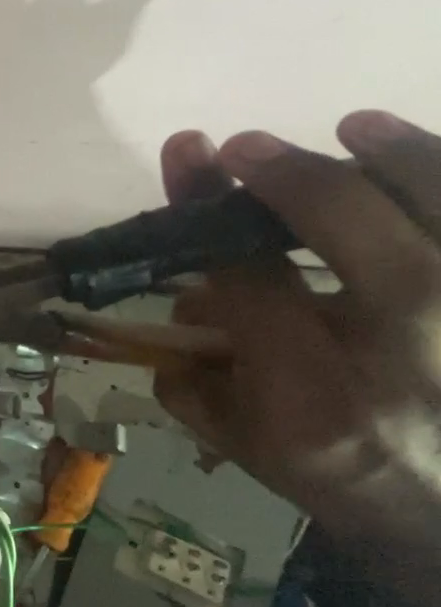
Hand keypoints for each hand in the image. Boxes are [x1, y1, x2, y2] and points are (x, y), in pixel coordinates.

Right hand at [154, 112, 440, 573]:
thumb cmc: (343, 479)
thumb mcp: (243, 439)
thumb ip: (194, 369)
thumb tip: (189, 290)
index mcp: (318, 398)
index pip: (252, 280)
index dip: (212, 205)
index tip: (192, 154)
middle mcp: (412, 362)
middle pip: (364, 240)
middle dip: (299, 180)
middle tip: (249, 146)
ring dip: (402, 162)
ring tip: (357, 128)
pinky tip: (418, 160)